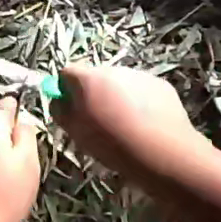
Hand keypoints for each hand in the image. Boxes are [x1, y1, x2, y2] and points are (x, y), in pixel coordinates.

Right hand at [55, 64, 211, 181]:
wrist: (162, 151)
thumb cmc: (112, 143)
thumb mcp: (76, 132)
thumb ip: (61, 111)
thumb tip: (59, 100)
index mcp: (87, 79)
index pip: (66, 72)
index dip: (66, 89)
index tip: (72, 109)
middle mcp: (112, 70)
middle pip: (94, 77)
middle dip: (93, 93)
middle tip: (98, 121)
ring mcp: (138, 75)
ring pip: (119, 83)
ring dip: (116, 97)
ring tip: (125, 126)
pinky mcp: (159, 84)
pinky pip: (141, 90)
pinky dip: (139, 102)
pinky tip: (144, 125)